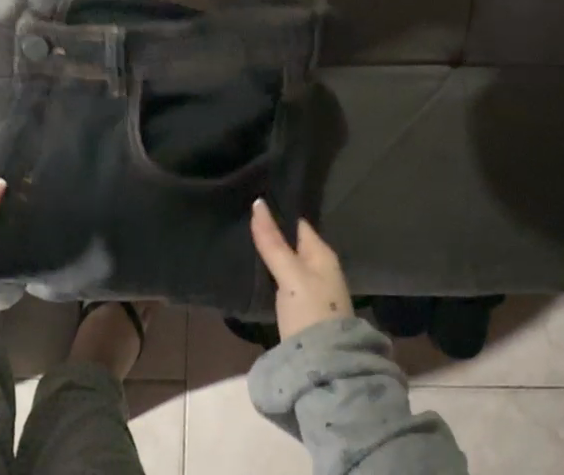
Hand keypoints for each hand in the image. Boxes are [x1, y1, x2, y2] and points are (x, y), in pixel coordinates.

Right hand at [250, 198, 352, 340]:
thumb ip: (272, 241)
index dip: (278, 211)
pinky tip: (253, 267)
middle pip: (292, 243)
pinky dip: (270, 272)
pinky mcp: (301, 307)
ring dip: (269, 252)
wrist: (324, 364)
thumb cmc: (310, 311)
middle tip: (240, 216)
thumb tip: (258, 202)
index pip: (298, 224)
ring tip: (240, 236)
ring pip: (286, 262)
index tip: (253, 199)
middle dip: (271, 232)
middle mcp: (320, 268)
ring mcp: (312, 289)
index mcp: (323, 255)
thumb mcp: (289, 274)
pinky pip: (283, 279)